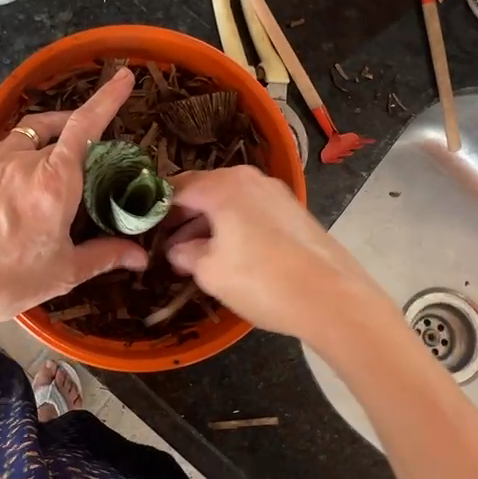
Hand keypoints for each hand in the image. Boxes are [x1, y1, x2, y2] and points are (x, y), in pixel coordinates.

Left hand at [0, 57, 148, 332]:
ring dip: (49, 128)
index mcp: (55, 184)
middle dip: (80, 141)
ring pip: (29, 130)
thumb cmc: (8, 282)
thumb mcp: (64, 271)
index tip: (125, 78)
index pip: (86, 129)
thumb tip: (140, 257)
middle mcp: (25, 161)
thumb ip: (105, 255)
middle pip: (61, 136)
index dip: (107, 100)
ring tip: (61, 133)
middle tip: (92, 162)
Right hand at [162, 166, 395, 344]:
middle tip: (166, 244)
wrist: (333, 299)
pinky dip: (234, 226)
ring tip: (194, 254)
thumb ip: (185, 253)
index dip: (156, 209)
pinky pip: (251, 211)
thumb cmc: (263, 281)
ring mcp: (275, 192)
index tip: (144, 229)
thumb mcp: (210, 271)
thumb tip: (177, 249)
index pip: (176, 187)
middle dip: (183, 216)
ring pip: (229, 201)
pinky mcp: (293, 211)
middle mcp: (249, 178)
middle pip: (204, 190)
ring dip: (208, 223)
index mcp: (223, 185)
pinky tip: (229, 254)